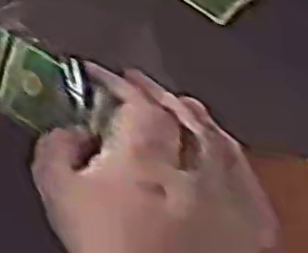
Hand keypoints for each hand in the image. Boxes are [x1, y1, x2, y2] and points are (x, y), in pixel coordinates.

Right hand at [32, 67, 275, 252]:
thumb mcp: (54, 184)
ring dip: (202, 121)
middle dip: (161, 95)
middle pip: (191, 123)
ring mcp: (231, 206)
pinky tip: (218, 153)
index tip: (93, 71)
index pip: (143, 107)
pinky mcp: (253, 232)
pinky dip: (231, 156)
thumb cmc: (96, 235)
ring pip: (228, 149)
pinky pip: (249, 182)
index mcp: (143, 162)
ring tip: (180, 106)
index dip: (119, 82)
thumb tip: (73, 128)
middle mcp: (195, 177)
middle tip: (136, 79)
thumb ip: (56, 146)